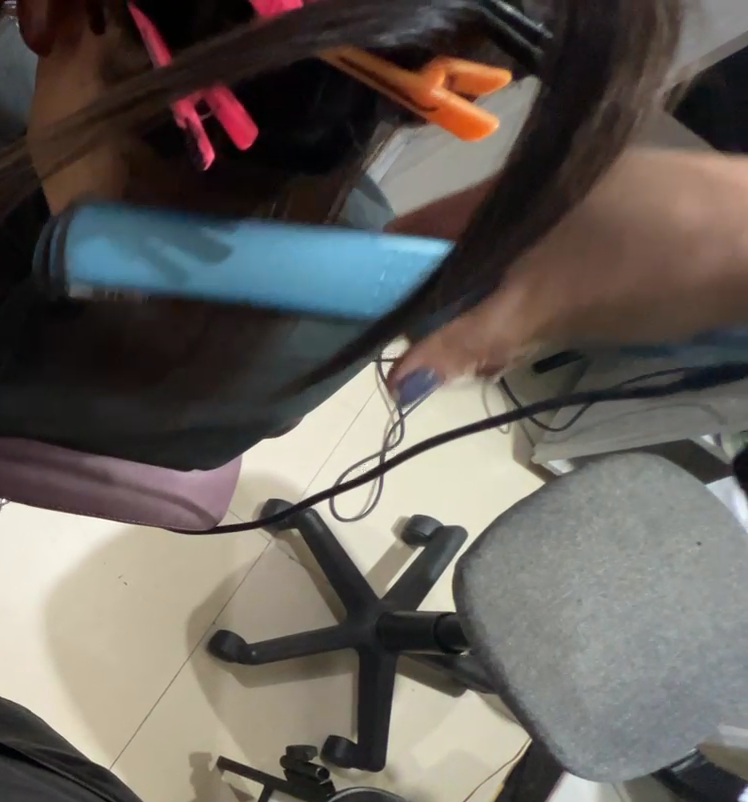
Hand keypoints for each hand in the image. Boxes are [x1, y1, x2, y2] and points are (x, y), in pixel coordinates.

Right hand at [385, 148, 747, 404]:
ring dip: (475, 324)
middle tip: (435, 357)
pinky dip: (516, 313)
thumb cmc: (654, 260)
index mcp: (498, 197)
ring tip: (492, 357)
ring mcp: (561, 219)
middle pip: (441, 264)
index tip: (365, 324)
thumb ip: (461, 345)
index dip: (375, 278)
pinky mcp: (594, 240)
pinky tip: (527, 340)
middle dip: (431, 316)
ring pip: (485, 278)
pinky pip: (527, 279)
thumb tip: (393, 387)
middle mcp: (521, 202)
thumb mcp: (543, 308)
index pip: (405, 236)